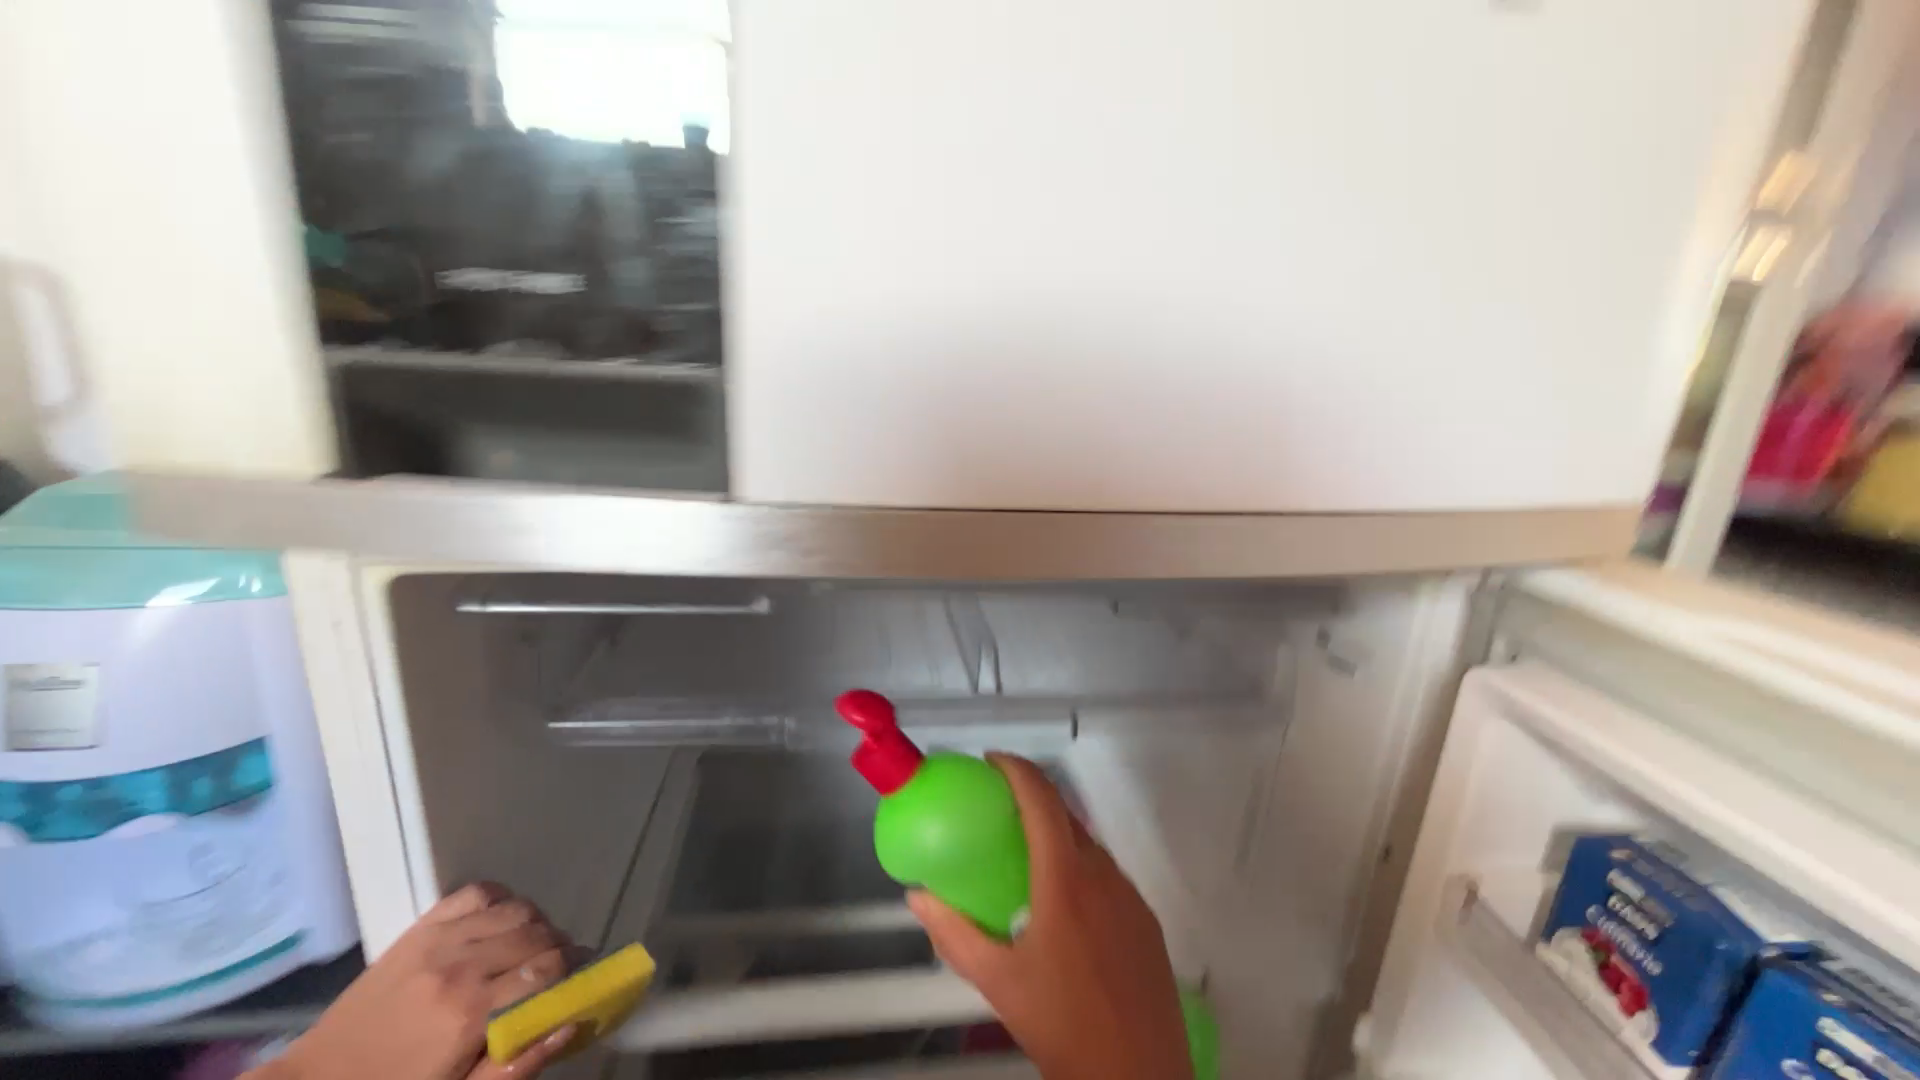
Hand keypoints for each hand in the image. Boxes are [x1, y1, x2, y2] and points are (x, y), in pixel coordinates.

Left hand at [260, 883, 574, 1079]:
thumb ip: (516, 1065)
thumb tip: (571, 1022)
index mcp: (469, 1014)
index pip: (548, 969)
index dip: (575, 970)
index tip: (582, 979)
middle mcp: (459, 966)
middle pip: (538, 934)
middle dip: (561, 948)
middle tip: (562, 968)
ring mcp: (438, 940)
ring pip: (517, 909)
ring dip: (537, 924)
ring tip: (534, 947)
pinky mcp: (420, 928)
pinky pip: (478, 893)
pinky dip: (503, 899)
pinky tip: (505, 922)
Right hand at [907, 753, 1192, 1079]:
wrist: (1138, 1077)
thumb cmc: (1062, 1025)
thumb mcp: (998, 982)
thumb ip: (954, 934)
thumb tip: (918, 898)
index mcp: (1066, 881)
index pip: (1043, 801)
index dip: (1018, 769)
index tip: (991, 761)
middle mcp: (1104, 876)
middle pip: (1068, 815)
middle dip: (1033, 796)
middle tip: (996, 804)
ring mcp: (1131, 897)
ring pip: (1090, 844)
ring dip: (1057, 831)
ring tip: (1023, 850)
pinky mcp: (1147, 921)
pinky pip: (1108, 874)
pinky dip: (1079, 863)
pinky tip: (1061, 901)